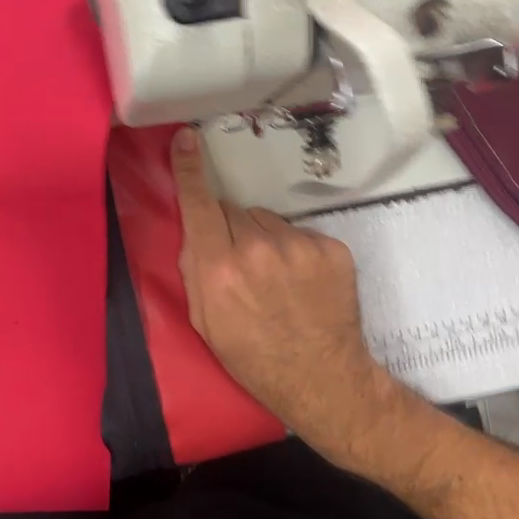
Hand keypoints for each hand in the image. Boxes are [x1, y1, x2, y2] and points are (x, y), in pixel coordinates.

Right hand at [170, 127, 394, 449]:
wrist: (321, 378)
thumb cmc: (253, 358)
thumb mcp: (205, 322)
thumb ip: (195, 270)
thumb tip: (195, 232)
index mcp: (219, 269)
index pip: (199, 205)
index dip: (190, 170)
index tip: (187, 139)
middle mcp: (258, 249)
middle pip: (233, 213)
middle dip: (230, 231)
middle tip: (241, 269)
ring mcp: (299, 247)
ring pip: (268, 221)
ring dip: (265, 240)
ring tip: (276, 281)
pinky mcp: (332, 249)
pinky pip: (301, 234)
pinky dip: (297, 252)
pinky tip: (302, 283)